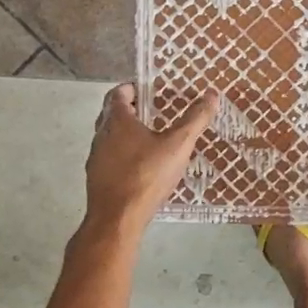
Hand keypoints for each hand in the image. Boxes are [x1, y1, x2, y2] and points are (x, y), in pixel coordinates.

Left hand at [83, 84, 219, 236]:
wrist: (117, 219)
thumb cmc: (147, 175)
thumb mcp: (178, 145)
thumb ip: (195, 119)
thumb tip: (212, 95)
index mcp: (118, 121)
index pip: (117, 94)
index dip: (131, 88)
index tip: (146, 90)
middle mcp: (101, 135)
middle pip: (110, 114)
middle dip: (129, 109)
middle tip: (151, 110)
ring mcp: (96, 158)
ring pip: (108, 137)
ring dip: (124, 133)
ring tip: (148, 137)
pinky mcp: (96, 178)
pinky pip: (109, 157)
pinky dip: (121, 154)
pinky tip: (139, 166)